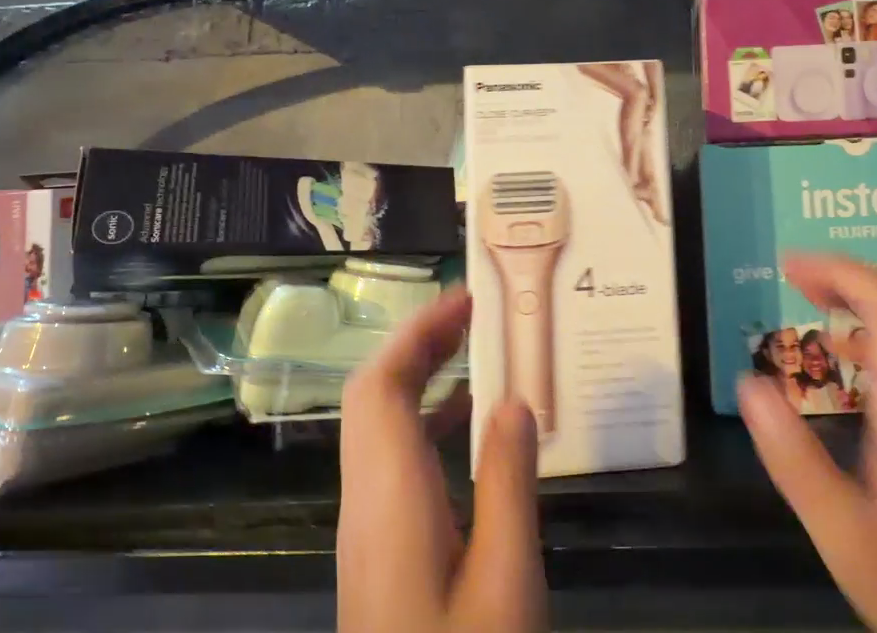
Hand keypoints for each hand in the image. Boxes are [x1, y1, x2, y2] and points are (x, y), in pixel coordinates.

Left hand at [338, 287, 545, 631]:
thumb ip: (507, 483)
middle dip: (420, 346)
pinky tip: (474, 431)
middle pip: (373, 400)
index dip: (416, 333)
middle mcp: (365, 503)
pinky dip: (429, 426)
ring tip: (481, 354)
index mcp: (389, 499)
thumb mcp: (505, 579)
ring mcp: (369, 528)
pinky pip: (395, 462)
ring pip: (380, 429)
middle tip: (477, 314)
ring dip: (423, 382)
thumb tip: (512, 399)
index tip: (467, 298)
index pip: (380, 389)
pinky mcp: (382, 550)